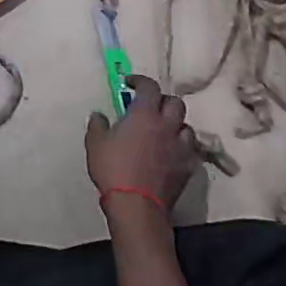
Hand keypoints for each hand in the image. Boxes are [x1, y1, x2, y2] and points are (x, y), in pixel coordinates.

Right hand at [85, 76, 197, 211]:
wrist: (136, 205)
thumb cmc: (113, 169)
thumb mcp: (95, 144)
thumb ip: (97, 125)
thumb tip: (99, 115)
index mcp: (145, 114)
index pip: (149, 86)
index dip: (140, 81)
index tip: (130, 83)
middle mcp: (167, 125)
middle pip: (175, 102)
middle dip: (162, 101)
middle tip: (150, 108)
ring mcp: (181, 146)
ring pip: (186, 126)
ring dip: (175, 124)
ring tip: (163, 131)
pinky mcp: (188, 166)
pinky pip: (189, 149)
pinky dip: (181, 146)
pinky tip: (171, 153)